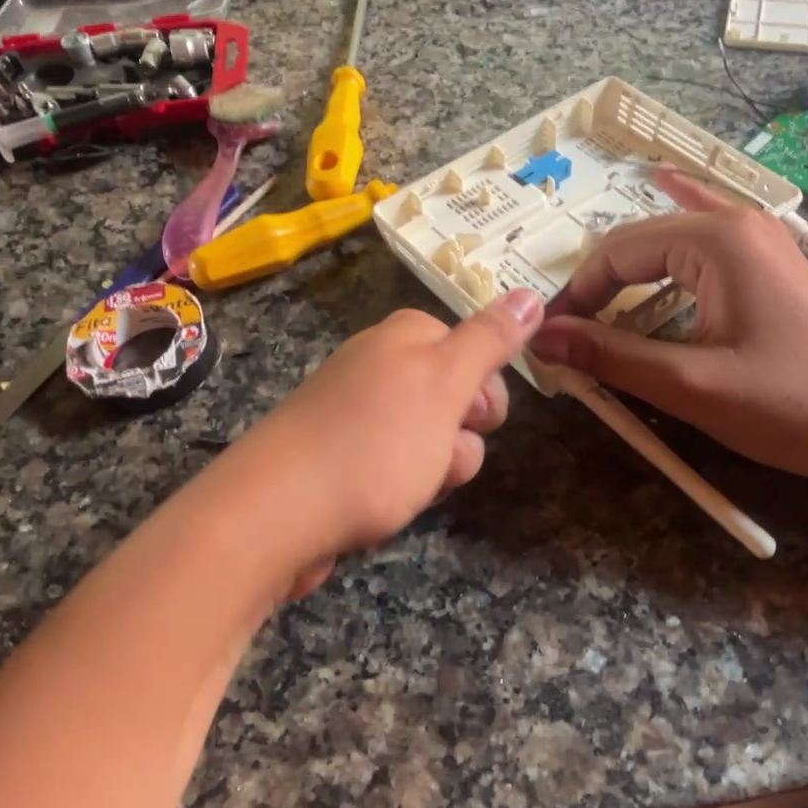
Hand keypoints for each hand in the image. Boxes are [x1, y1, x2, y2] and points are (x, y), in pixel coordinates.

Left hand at [212, 289, 542, 596]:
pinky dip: (400, 486)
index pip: (471, 347)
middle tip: (443, 455)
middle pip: (454, 397)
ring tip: (409, 488)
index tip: (479, 418)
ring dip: (436, 467)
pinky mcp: (339, 459)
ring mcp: (355, 414)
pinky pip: (394, 466)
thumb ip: (489, 341)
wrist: (275, 516)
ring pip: (430, 438)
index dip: (485, 389)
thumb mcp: (444, 385)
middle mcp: (377, 365)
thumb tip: (532, 292)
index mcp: (403, 337)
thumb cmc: (372, 445)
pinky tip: (386, 504)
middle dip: (462, 434)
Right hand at [529, 168, 807, 498]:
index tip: (549, 339)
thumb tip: (543, 337)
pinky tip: (659, 205)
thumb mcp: (689, 384)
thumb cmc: (789, 407)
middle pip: (640, 243)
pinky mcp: (768, 264)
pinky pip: (704, 242)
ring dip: (628, 275)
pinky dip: (671, 243)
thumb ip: (611, 355)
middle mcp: (738, 222)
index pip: (617, 252)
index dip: (576, 295)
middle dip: (598, 288)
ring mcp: (759, 240)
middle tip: (567, 338)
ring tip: (595, 315)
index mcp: (718, 239)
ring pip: (667, 245)